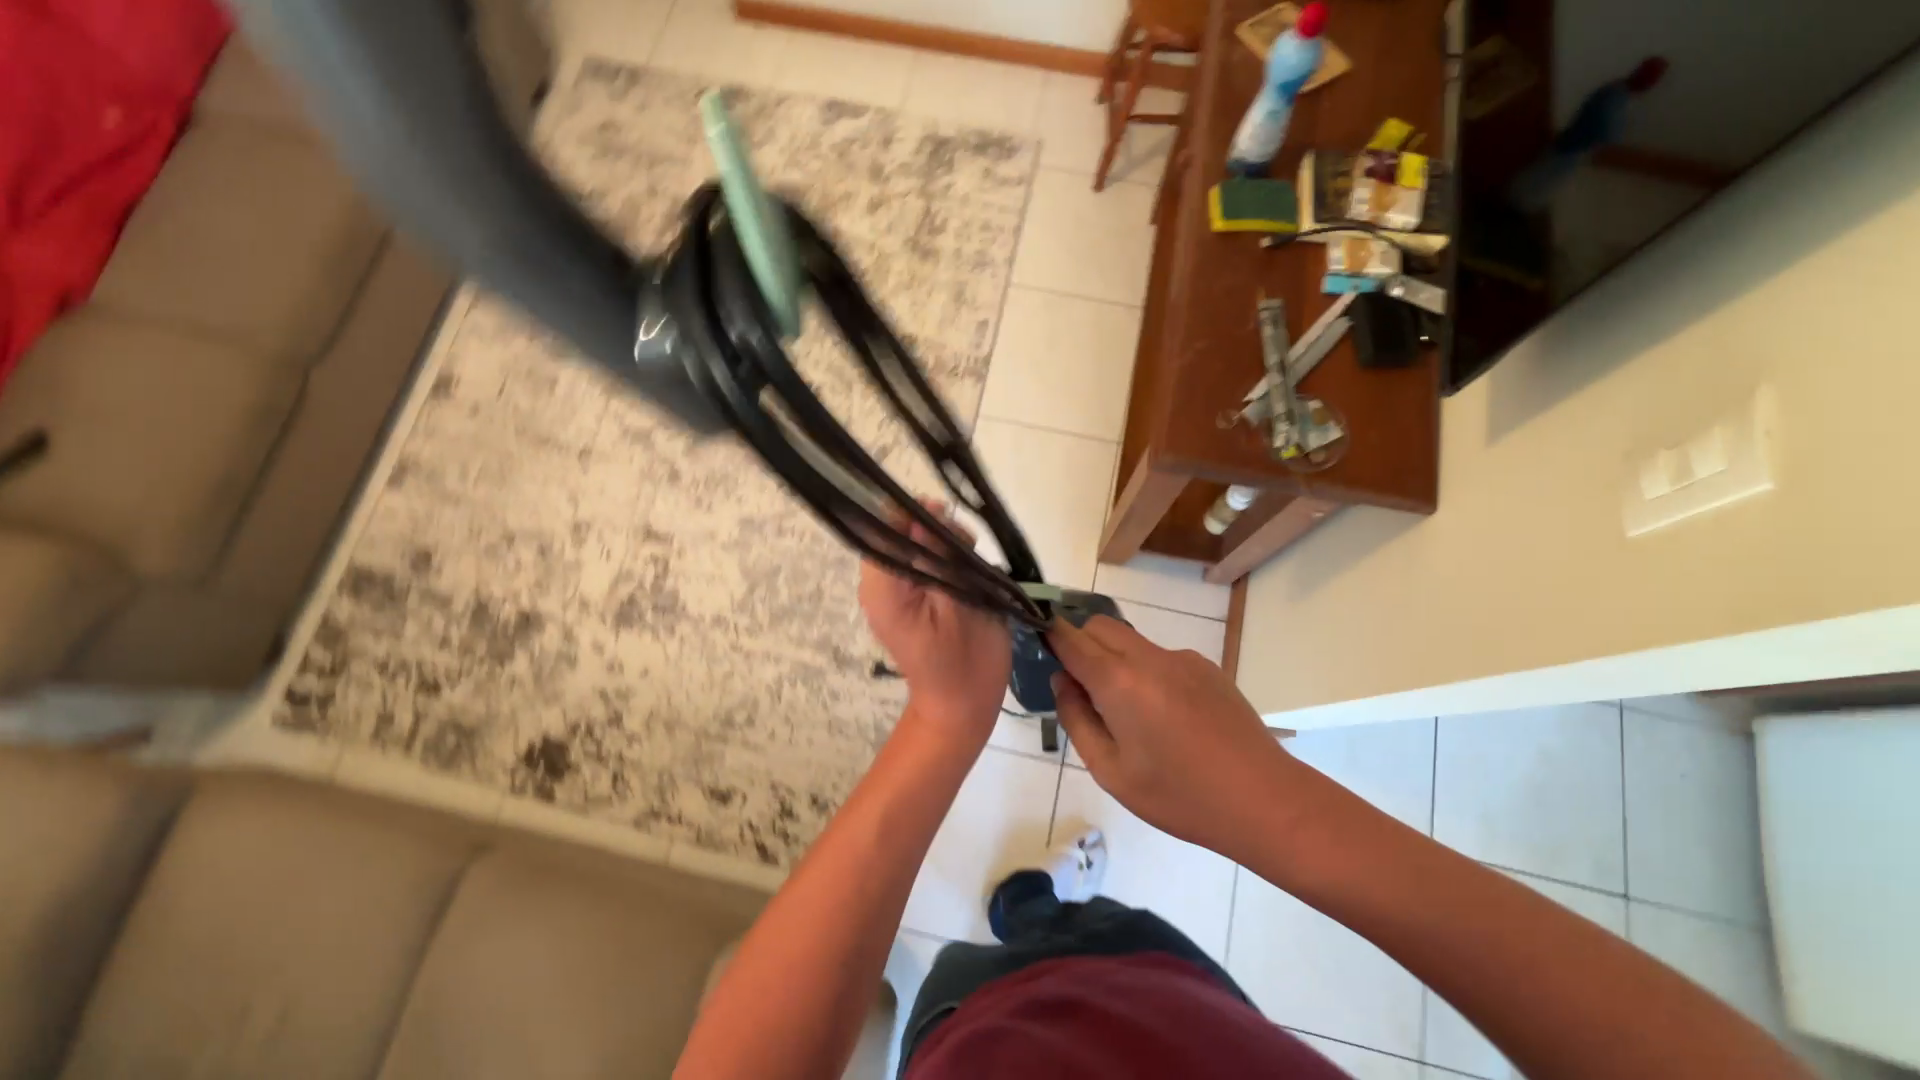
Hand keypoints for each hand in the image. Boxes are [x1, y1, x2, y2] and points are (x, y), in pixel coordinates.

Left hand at [859, 505, 1010, 744]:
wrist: (963, 705)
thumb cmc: (962, 663)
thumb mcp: (957, 606)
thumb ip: (939, 558)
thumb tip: (922, 513)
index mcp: (882, 587)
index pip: (881, 528)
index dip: (910, 513)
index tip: (945, 516)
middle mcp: (883, 582)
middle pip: (899, 530)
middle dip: (934, 527)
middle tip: (967, 547)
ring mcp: (899, 587)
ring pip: (917, 540)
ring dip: (946, 541)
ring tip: (972, 562)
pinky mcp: (917, 592)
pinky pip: (927, 558)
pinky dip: (949, 556)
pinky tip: (971, 570)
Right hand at [1048, 616, 1301, 856]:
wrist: (1263, 799)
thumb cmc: (1178, 795)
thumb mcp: (1111, 771)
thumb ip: (1078, 720)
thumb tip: (1063, 682)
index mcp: (1120, 682)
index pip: (1070, 637)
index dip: (1049, 635)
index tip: (1038, 647)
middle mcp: (1150, 658)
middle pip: (1101, 627)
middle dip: (1080, 643)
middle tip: (1078, 688)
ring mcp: (1184, 660)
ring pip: (1132, 641)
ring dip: (1115, 660)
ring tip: (1126, 715)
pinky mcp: (1208, 669)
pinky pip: (1162, 659)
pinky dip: (1147, 673)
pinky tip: (1166, 721)